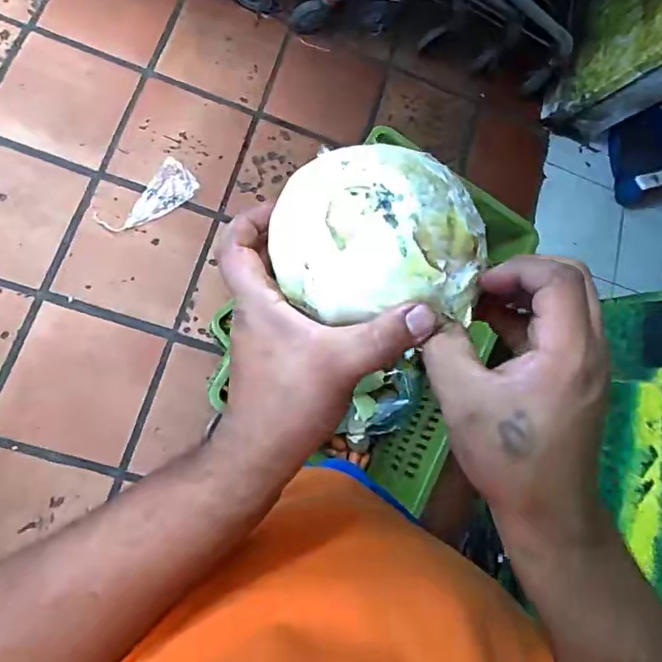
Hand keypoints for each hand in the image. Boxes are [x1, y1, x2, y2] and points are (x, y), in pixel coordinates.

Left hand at [210, 204, 441, 473]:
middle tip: (327, 225)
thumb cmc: (287, 401)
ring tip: (343, 256)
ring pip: (276, 287)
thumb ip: (384, 335)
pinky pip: (291, 311)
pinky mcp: (276, 353)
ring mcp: (263, 334)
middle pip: (258, 260)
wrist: (261, 455)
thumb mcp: (341, 362)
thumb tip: (428, 310)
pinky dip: (313, 299)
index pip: (234, 245)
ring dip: (301, 269)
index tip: (285, 206)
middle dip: (287, 237)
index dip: (252, 218)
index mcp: (255, 299)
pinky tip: (348, 306)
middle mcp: (253, 311)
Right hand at [422, 256, 610, 541]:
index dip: (515, 269)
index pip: (558, 277)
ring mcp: (590, 362)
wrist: (549, 514)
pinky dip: (530, 317)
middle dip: (525, 273)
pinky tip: (493, 327)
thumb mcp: (462, 397)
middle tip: (484, 285)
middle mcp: (591, 348)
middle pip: (573, 279)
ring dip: (527, 294)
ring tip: (482, 303)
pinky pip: (562, 327)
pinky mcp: (581, 376)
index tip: (477, 286)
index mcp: (569, 349)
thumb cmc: (508, 457)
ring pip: (569, 301)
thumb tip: (427, 313)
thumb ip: (443, 345)